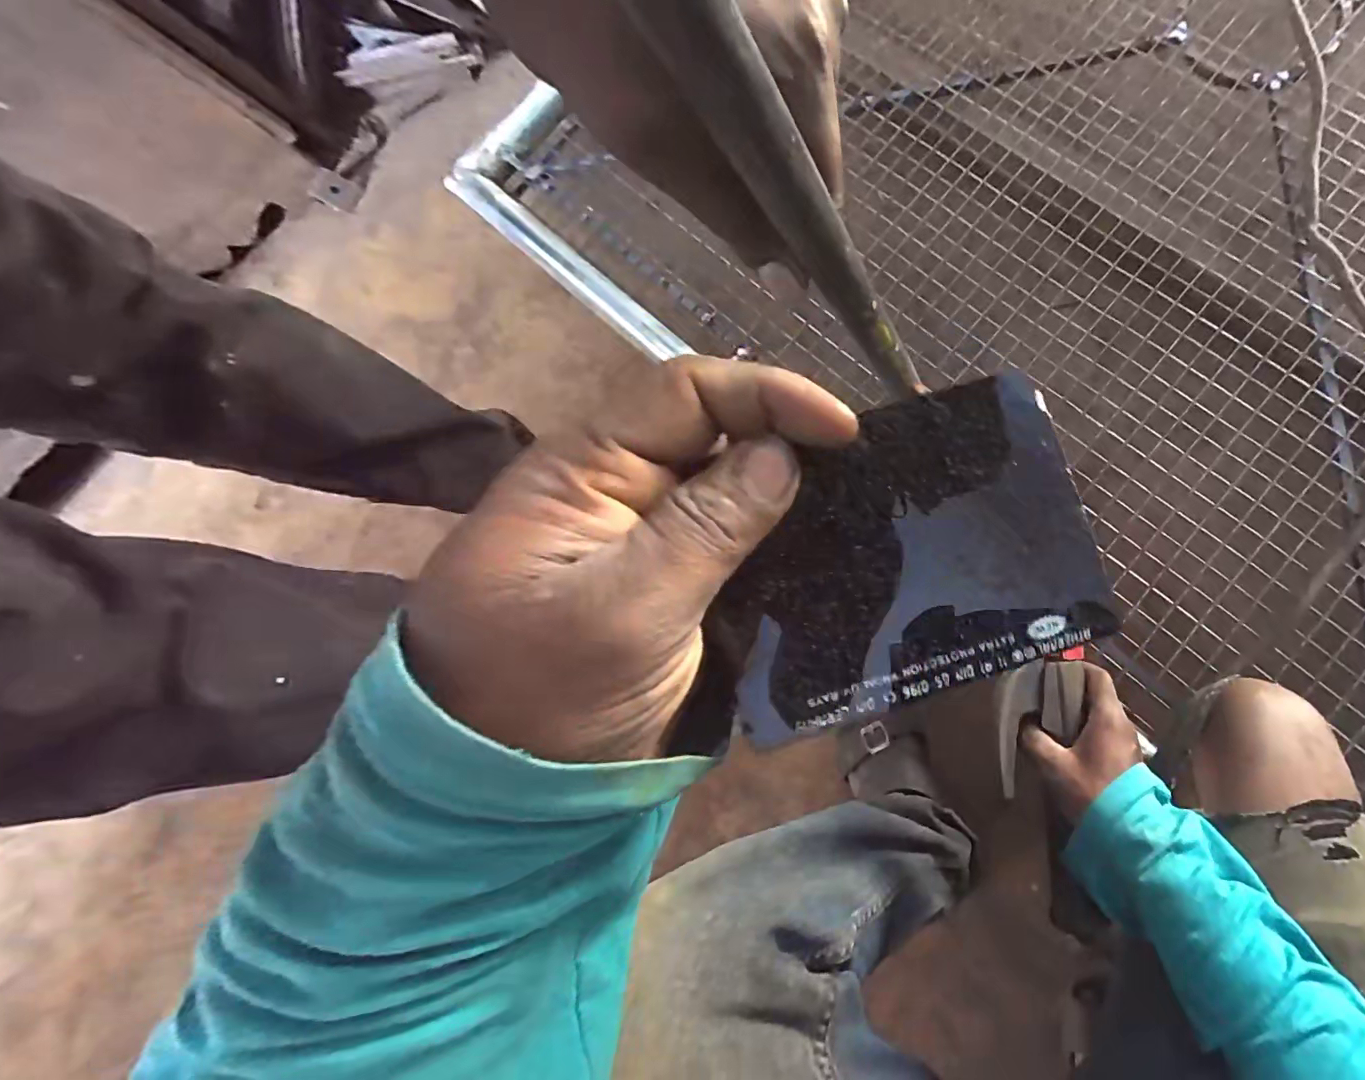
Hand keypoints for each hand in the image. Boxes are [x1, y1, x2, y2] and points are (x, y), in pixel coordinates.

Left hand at [402, 356, 857, 762]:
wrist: (504, 786)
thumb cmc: (542, 693)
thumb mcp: (625, 609)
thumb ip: (704, 528)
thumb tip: (782, 455)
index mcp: (587, 470)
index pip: (684, 392)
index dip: (767, 395)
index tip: (842, 430)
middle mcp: (621, 488)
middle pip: (714, 431)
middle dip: (786, 435)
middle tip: (859, 464)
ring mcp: (650, 536)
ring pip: (731, 485)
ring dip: (790, 488)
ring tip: (855, 499)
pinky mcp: (674, 579)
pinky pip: (735, 539)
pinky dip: (779, 537)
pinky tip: (823, 544)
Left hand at [485, 0, 845, 270]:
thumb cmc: (583, 24)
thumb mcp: (653, 139)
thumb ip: (733, 215)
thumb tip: (791, 287)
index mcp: (803, 58)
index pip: (824, 181)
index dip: (796, 229)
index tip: (766, 254)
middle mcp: (823, 17)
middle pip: (813, 138)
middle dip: (769, 170)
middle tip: (702, 164)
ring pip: (796, 99)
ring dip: (754, 126)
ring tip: (689, 108)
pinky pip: (777, 57)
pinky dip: (746, 83)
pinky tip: (696, 72)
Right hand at [1023, 664, 1147, 821]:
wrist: (1128, 834)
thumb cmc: (1091, 791)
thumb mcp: (1054, 766)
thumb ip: (1035, 740)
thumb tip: (1025, 725)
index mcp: (1108, 716)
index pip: (1097, 676)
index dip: (1075, 668)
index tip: (1052, 671)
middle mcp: (1122, 723)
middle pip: (1097, 694)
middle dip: (1069, 691)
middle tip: (1042, 697)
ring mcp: (1126, 741)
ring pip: (1100, 714)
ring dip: (1075, 712)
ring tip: (1048, 720)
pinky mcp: (1125, 758)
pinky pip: (1103, 731)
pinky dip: (1084, 728)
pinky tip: (1064, 743)